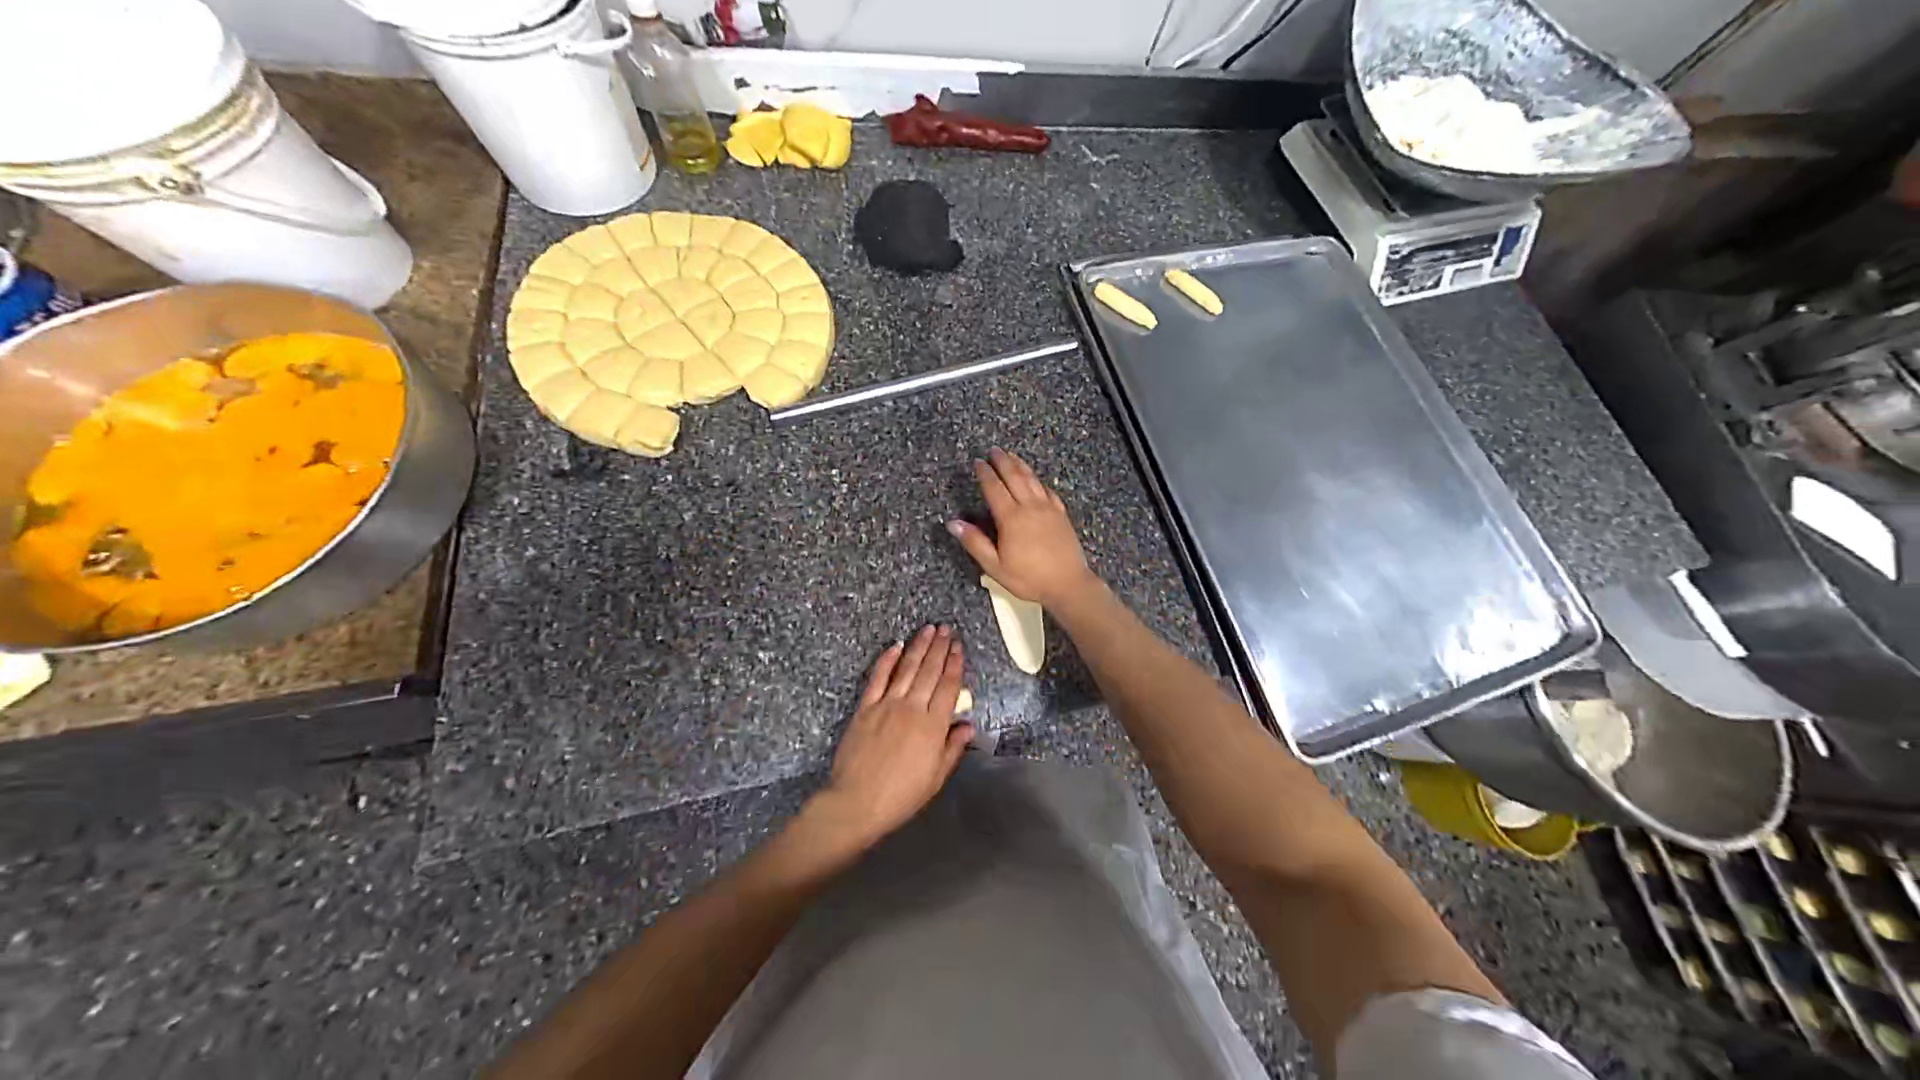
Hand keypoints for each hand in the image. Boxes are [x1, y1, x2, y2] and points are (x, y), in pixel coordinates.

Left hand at [807, 625, 973, 851]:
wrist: (858, 801)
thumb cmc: (902, 795)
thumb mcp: (936, 777)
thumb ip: (952, 747)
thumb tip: (967, 725)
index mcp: (933, 726)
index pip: (949, 686)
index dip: (955, 664)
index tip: (959, 647)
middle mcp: (912, 708)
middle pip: (929, 671)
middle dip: (940, 648)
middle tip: (947, 629)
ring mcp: (887, 705)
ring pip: (906, 668)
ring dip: (919, 647)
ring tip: (929, 629)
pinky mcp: (865, 708)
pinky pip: (878, 678)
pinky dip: (887, 660)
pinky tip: (896, 646)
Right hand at [947, 448, 1100, 609]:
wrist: (1068, 584)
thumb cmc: (1029, 578)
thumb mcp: (995, 566)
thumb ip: (974, 542)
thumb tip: (953, 523)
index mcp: (1011, 518)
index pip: (994, 488)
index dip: (985, 473)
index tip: (978, 462)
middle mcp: (1030, 508)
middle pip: (1014, 477)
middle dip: (1003, 462)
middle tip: (994, 450)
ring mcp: (1048, 509)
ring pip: (1032, 480)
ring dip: (1021, 466)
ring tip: (1012, 456)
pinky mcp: (1061, 515)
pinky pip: (1048, 491)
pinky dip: (1039, 481)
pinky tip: (1036, 480)